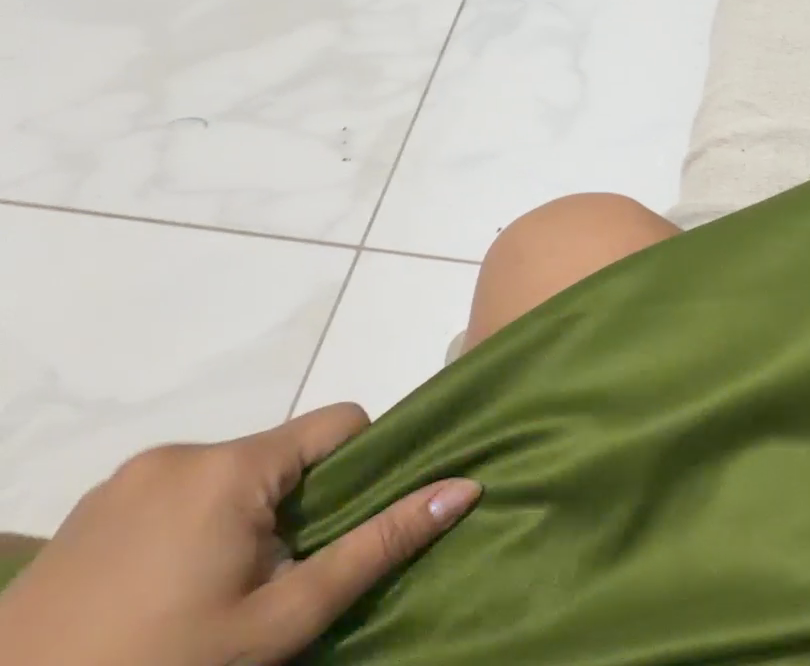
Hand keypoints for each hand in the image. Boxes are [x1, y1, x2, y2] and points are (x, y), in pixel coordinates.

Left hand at [0, 404, 479, 665]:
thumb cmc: (162, 663)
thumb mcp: (285, 615)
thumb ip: (379, 544)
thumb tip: (466, 487)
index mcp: (228, 467)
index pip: (342, 421)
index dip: (367, 464)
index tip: (349, 524)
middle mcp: (177, 453)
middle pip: (288, 451)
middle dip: (305, 500)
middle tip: (285, 572)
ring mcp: (124, 479)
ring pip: (238, 471)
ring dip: (255, 512)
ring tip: (227, 586)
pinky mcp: (89, 509)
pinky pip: (183, 489)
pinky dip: (203, 522)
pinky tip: (175, 584)